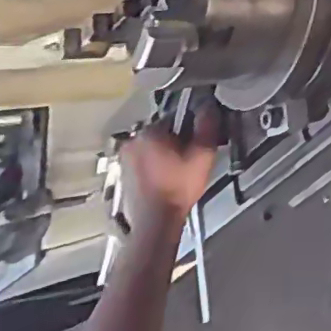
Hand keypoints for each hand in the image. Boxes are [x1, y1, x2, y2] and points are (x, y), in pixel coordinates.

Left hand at [119, 108, 219, 239]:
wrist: (154, 224)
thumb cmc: (179, 186)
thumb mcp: (203, 155)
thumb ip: (207, 126)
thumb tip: (209, 106)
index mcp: (150, 131)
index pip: (176, 116)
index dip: (190, 128)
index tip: (197, 143)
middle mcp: (132, 140)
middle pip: (162, 131)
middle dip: (175, 139)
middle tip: (189, 157)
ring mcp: (124, 158)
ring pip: (152, 146)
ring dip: (164, 152)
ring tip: (178, 169)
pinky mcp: (121, 174)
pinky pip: (143, 160)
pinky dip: (154, 164)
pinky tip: (165, 178)